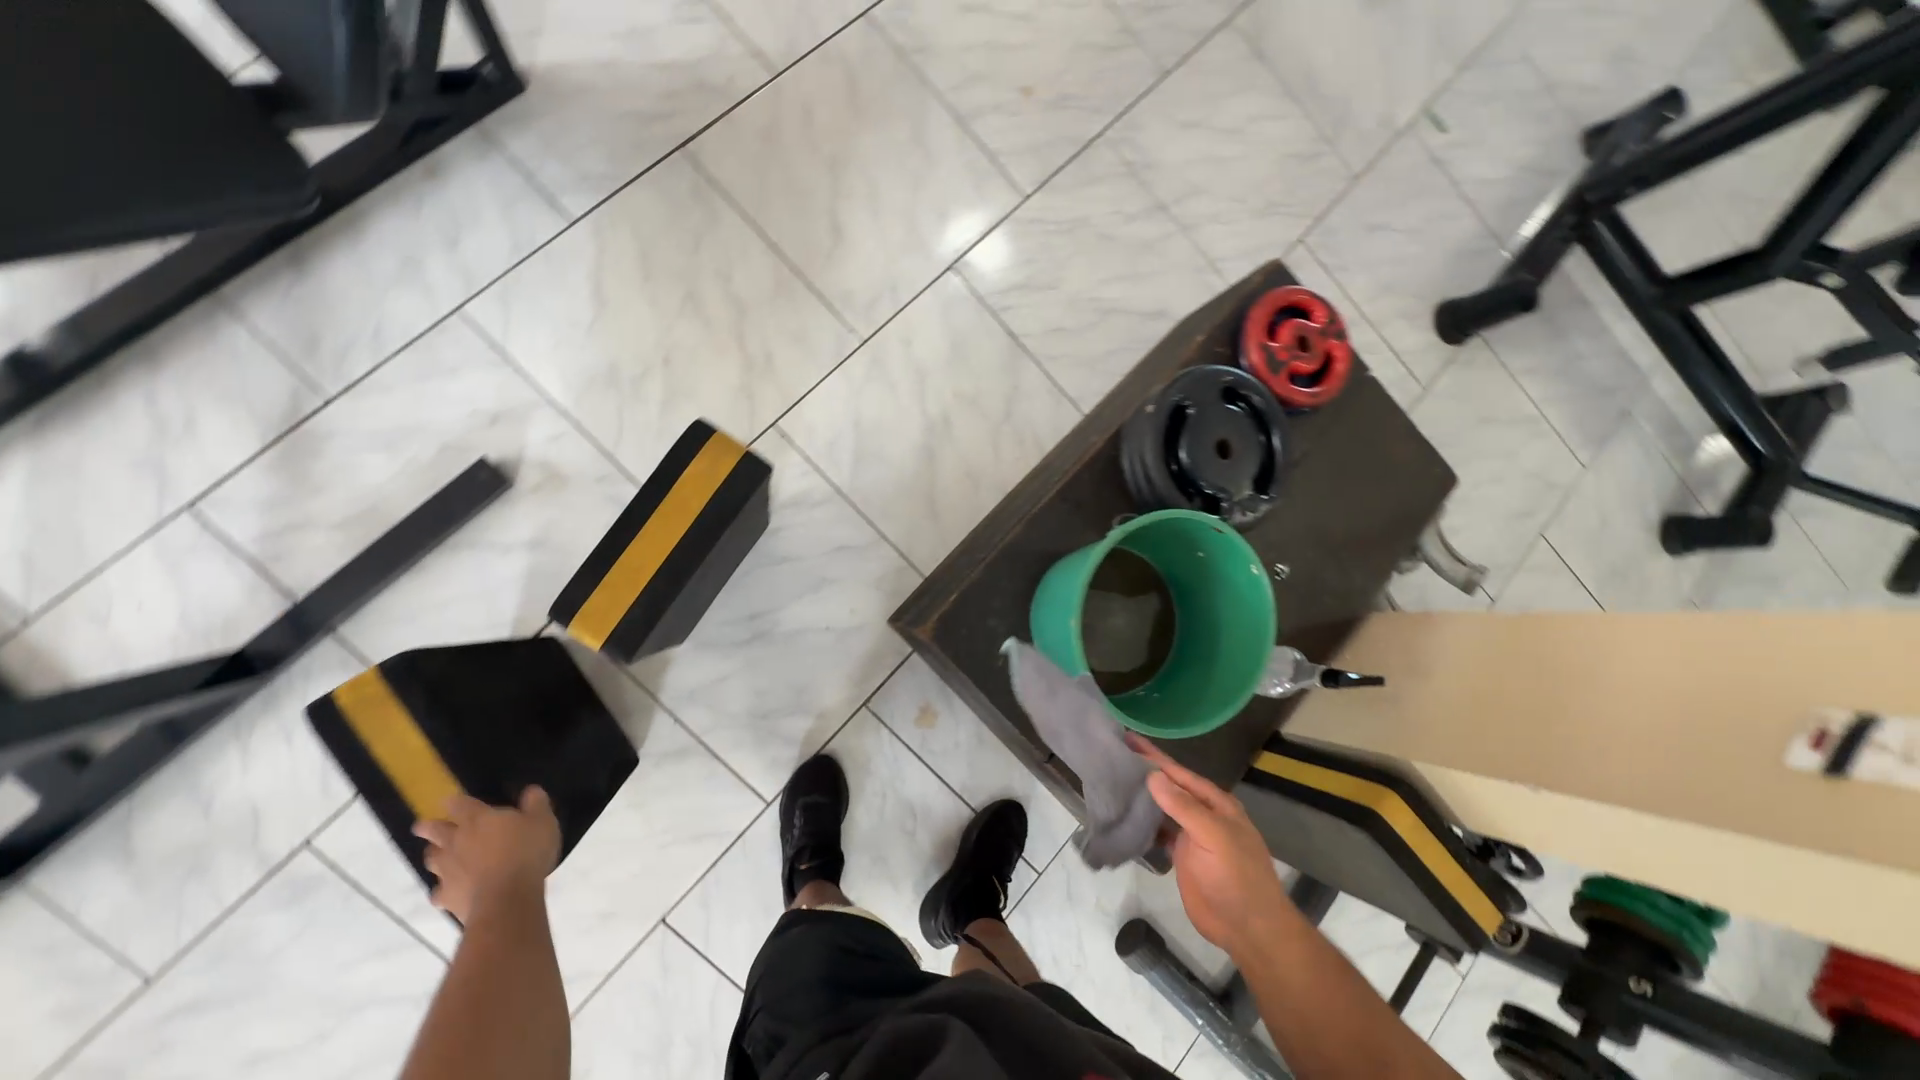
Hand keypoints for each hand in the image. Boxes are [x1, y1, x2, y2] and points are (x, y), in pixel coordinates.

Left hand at [413, 787, 560, 923]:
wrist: (506, 899)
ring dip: (435, 856)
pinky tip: (450, 893)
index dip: (454, 801)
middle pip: (434, 831)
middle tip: (421, 827)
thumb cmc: (526, 853)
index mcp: (477, 819)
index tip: (450, 801)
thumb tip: (532, 790)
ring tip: (439, 857)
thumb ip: (536, 804)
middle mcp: (456, 842)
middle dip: (427, 827)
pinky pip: (439, 893)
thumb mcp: (543, 822)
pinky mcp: (447, 897)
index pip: (458, 804)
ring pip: (432, 860)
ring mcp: (448, 870)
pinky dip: (443, 891)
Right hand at [1128, 734, 1290, 954]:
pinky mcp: (1181, 857)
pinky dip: (1142, 825)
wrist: (1248, 927)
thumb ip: (1184, 807)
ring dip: (1141, 798)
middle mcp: (1203, 815)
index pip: (1180, 774)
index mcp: (1216, 804)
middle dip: (1145, 773)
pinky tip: (1123, 817)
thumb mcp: (1213, 836)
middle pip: (1169, 789)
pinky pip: (1158, 833)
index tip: (1128, 739)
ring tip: (1111, 782)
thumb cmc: (1236, 877)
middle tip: (1112, 757)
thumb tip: (1153, 776)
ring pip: (1162, 810)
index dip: (1155, 757)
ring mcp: (1191, 837)